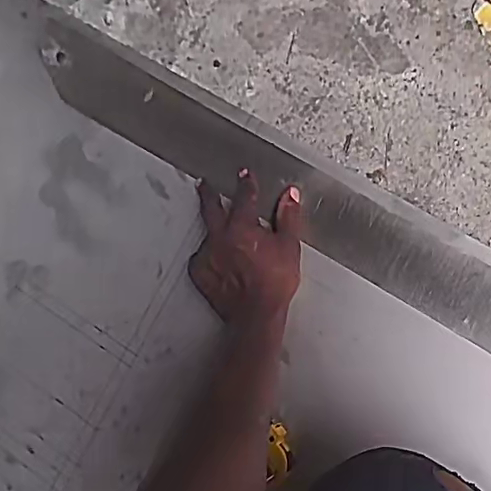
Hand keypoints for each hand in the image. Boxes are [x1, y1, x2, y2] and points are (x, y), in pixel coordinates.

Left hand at [188, 170, 302, 329]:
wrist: (256, 314)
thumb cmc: (273, 284)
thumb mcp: (289, 247)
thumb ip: (288, 218)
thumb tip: (290, 196)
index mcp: (242, 227)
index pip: (244, 198)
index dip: (246, 184)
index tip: (244, 176)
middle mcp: (220, 237)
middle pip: (211, 208)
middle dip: (210, 194)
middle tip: (206, 185)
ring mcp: (207, 255)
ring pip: (207, 234)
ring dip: (212, 228)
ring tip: (218, 228)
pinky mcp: (201, 274)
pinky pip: (202, 258)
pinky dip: (210, 255)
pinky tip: (219, 260)